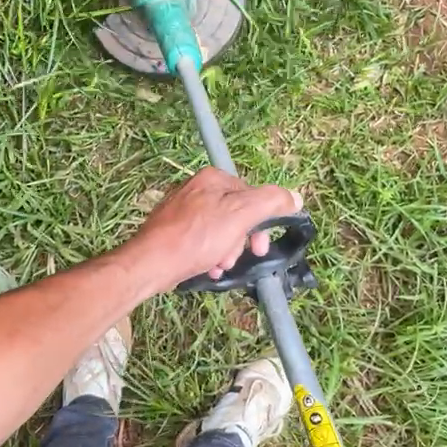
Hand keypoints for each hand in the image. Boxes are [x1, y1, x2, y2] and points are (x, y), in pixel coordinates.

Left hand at [126, 167, 302, 290]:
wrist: (152, 261)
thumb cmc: (197, 237)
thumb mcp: (241, 215)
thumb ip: (270, 202)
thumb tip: (295, 196)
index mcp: (213, 178)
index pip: (252, 196)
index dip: (261, 223)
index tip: (260, 247)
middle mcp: (195, 188)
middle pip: (235, 214)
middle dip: (240, 241)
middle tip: (236, 259)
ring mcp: (181, 208)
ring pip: (218, 230)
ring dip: (225, 251)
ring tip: (218, 266)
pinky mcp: (171, 229)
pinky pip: (200, 240)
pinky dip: (207, 255)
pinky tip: (206, 268)